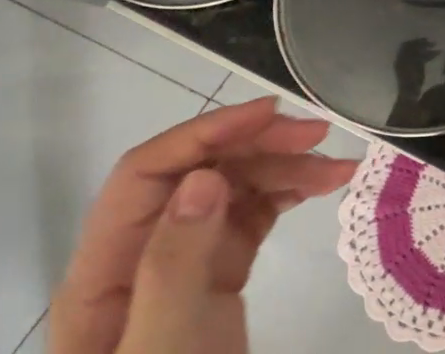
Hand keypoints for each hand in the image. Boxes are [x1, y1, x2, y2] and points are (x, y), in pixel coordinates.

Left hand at [51, 98, 359, 353]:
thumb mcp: (163, 346)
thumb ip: (175, 265)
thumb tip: (205, 177)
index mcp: (103, 270)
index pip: (145, 174)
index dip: (205, 133)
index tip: (272, 113)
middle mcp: (137, 258)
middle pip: (194, 173)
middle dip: (257, 145)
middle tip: (321, 136)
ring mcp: (178, 268)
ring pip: (229, 191)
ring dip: (284, 168)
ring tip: (340, 169)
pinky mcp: (215, 280)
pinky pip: (249, 219)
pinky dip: (286, 194)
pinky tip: (321, 187)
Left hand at [395, 38, 438, 89]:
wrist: (409, 92)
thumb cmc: (411, 78)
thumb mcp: (414, 64)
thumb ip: (416, 53)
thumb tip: (421, 44)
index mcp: (401, 58)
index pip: (407, 45)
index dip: (416, 41)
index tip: (427, 40)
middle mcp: (402, 60)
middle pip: (412, 48)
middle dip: (422, 45)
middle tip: (433, 43)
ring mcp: (407, 65)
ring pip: (417, 53)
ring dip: (427, 50)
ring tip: (437, 50)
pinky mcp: (413, 69)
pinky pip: (420, 59)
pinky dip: (427, 56)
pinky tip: (436, 55)